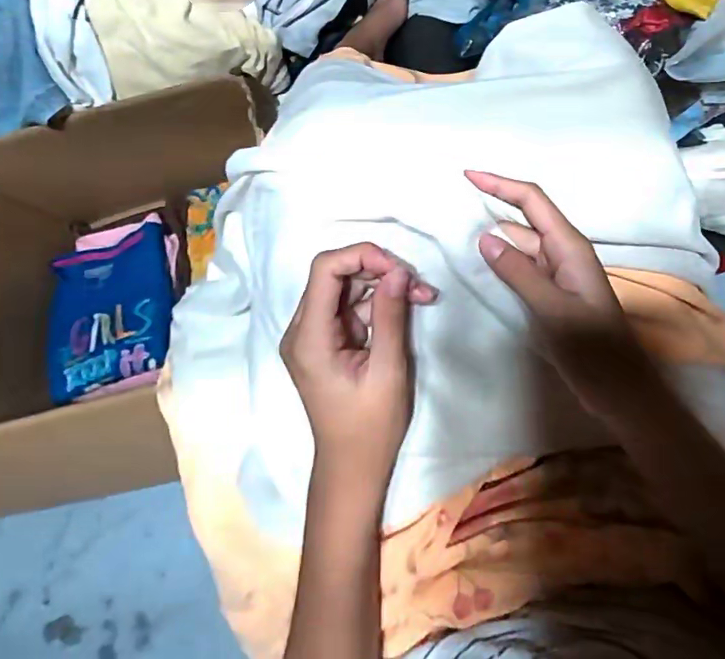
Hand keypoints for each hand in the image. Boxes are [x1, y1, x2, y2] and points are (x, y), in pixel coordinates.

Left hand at [280, 243, 435, 493]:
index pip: (324, 269)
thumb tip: (399, 271)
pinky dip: (378, 304)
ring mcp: (310, 335)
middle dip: (379, 271)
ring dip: (383, 287)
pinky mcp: (324, 342)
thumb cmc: (370, 428)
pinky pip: (349, 308)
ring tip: (423, 296)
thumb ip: (391, 317)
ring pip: (345, 289)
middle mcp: (301, 329)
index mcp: (309, 337)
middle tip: (419, 285)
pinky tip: (406, 309)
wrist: (351, 469)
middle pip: (335, 275)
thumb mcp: (388, 370)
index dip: (360, 255)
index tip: (397, 268)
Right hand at [467, 170, 654, 412]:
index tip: (468, 175)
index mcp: (569, 247)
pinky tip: (477, 264)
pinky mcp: (550, 293)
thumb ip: (518, 272)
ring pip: (519, 244)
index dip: (500, 184)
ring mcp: (557, 273)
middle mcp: (563, 253)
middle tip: (452, 202)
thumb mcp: (553, 309)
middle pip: (523, 218)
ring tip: (455, 229)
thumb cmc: (593, 349)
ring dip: (492, 235)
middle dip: (491, 205)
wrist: (620, 391)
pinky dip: (499, 260)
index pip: (532, 200)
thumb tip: (484, 236)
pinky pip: (520, 267)